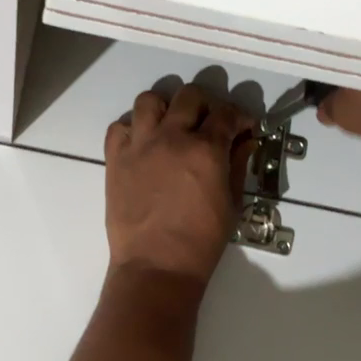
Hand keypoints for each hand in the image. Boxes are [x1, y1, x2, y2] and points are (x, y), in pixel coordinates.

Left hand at [103, 84, 254, 281]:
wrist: (156, 265)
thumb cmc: (201, 241)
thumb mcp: (231, 203)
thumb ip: (238, 165)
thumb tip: (245, 141)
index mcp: (205, 149)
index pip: (226, 113)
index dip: (240, 116)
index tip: (243, 126)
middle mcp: (171, 137)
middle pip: (189, 96)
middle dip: (206, 105)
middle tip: (209, 124)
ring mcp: (139, 145)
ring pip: (149, 100)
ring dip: (165, 108)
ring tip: (171, 127)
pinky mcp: (115, 158)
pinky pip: (119, 127)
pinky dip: (132, 129)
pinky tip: (143, 144)